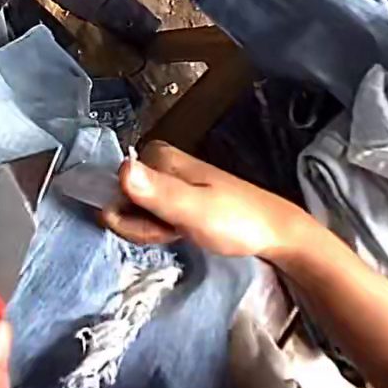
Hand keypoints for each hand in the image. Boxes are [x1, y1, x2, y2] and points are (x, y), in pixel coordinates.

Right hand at [112, 142, 312, 259]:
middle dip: (142, 224)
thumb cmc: (236, 220)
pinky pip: (150, 215)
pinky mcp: (175, 196)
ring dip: (153, 229)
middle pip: (123, 200)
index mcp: (158, 156)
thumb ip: (158, 192)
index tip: (158, 224)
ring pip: (136, 211)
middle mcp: (158, 162)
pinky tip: (180, 232)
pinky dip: (161, 229)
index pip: (112, 188)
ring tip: (181, 230)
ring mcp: (166, 180)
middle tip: (174, 229)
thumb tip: (122, 169)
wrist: (275, 232)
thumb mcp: (194, 209)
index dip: (130, 215)